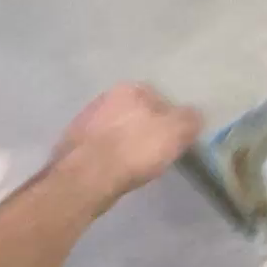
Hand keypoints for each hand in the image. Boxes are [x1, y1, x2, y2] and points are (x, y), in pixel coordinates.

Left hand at [51, 84, 202, 212]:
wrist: (86, 178)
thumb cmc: (136, 149)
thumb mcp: (177, 132)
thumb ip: (190, 119)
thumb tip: (194, 115)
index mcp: (130, 88)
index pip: (159, 96)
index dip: (170, 117)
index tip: (175, 137)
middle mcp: (104, 97)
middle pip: (136, 112)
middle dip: (146, 127)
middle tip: (158, 150)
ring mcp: (84, 120)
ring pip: (116, 129)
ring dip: (126, 141)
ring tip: (137, 163)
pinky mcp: (72, 144)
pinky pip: (101, 146)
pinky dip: (110, 155)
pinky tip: (117, 170)